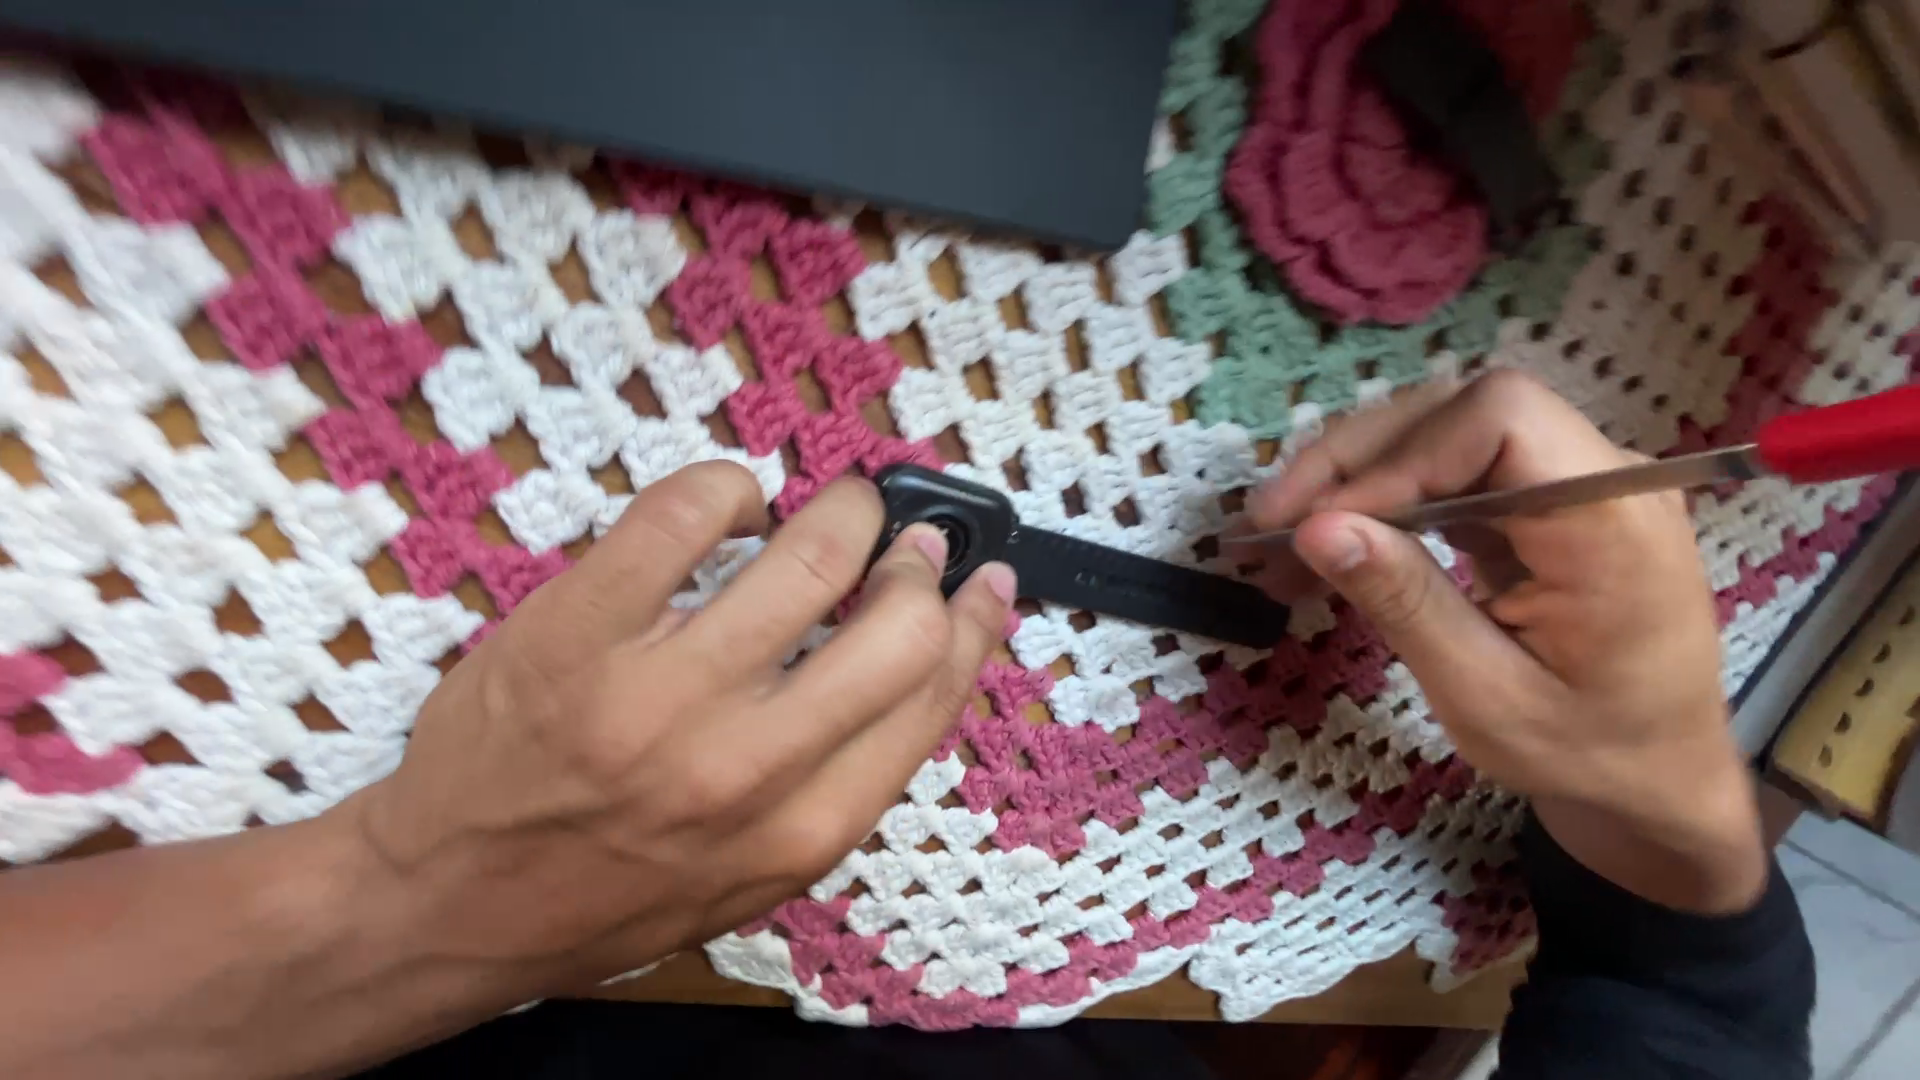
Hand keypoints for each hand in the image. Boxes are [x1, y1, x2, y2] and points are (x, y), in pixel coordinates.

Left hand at [340, 462, 1015, 985]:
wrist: (443, 907)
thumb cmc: (620, 888)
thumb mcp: (762, 868)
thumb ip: (850, 773)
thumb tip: (921, 656)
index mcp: (808, 828)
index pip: (932, 697)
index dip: (975, 623)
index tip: (984, 580)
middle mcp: (748, 766)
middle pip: (897, 625)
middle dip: (918, 560)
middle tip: (906, 540)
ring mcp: (658, 694)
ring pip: (809, 555)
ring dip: (844, 510)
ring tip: (833, 510)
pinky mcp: (577, 631)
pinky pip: (685, 512)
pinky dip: (729, 487)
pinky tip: (732, 504)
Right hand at [1249, 371, 1765, 912]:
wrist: (1650, 778)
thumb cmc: (1584, 752)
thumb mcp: (1484, 695)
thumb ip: (1406, 603)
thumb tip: (1314, 529)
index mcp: (1610, 520)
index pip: (1495, 420)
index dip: (1395, 459)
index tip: (1317, 526)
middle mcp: (1594, 477)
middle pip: (1450, 413)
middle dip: (1347, 461)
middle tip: (1264, 522)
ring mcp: (1559, 484)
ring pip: (1430, 435)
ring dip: (1344, 480)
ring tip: (1276, 537)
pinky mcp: (1526, 503)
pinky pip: (1434, 473)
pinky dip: (1368, 502)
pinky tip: (1323, 544)